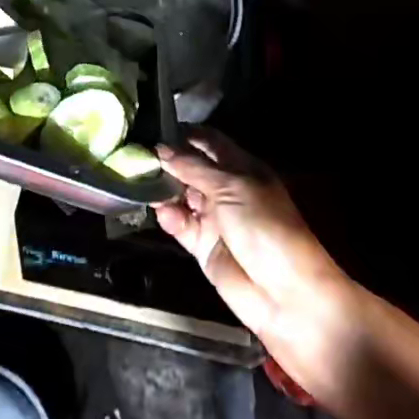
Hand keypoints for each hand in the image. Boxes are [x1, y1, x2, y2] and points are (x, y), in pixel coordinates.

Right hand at [154, 130, 363, 388]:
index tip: (153, 127)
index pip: (209, 142)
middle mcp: (227, 189)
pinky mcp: (204, 246)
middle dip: (168, 161)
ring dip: (164, 189)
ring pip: (183, 196)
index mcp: (242, 167)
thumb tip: (161, 148)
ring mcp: (216, 218)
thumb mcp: (232, 188)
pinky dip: (170, 218)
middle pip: (192, 168)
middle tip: (133, 153)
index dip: (185, 134)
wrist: (284, 291)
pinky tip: (158, 211)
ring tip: (136, 179)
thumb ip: (195, 168)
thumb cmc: (265, 226)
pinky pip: (181, 226)